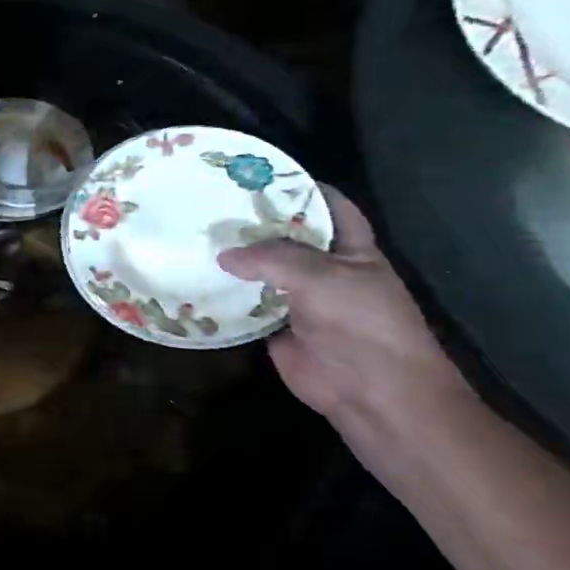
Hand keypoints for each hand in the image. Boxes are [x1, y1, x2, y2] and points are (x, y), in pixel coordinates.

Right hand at [217, 185, 469, 420]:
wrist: (372, 394)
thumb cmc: (361, 323)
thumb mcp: (320, 277)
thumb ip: (271, 258)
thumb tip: (223, 255)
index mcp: (350, 247)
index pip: (328, 204)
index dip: (300, 187)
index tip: (259, 175)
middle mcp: (325, 268)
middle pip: (287, 236)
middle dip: (256, 222)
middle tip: (213, 203)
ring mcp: (300, 299)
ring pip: (264, 271)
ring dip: (238, 259)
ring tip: (197, 235)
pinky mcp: (277, 327)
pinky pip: (249, 305)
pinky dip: (227, 295)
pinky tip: (197, 278)